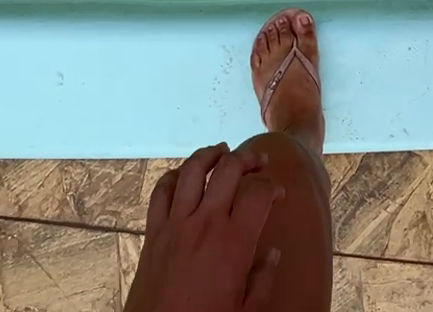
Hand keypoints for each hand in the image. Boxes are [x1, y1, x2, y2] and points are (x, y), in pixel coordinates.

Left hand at [124, 144, 284, 311]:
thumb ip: (263, 281)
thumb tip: (272, 252)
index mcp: (233, 242)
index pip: (258, 193)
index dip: (273, 187)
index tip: (278, 194)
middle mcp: (205, 223)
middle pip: (229, 169)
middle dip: (248, 158)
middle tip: (259, 161)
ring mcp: (175, 225)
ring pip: (194, 170)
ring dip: (211, 154)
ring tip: (223, 151)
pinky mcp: (153, 234)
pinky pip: (162, 192)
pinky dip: (175, 176)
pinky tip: (185, 175)